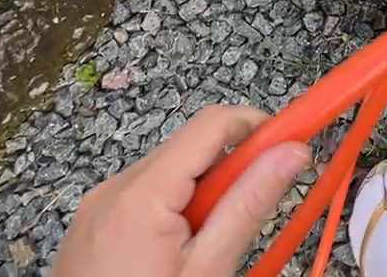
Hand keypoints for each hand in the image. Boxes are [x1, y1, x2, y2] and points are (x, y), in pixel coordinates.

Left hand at [53, 105, 310, 276]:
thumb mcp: (206, 271)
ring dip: (205, 191)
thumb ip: (250, 204)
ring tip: (211, 244)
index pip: (213, 123)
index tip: (291, 147)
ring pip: (172, 171)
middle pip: (192, 147)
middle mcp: (114, 187)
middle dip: (232, 167)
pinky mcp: (90, 227)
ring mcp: (97, 207)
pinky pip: (146, 194)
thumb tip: (296, 150)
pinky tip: (179, 252)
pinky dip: (175, 207)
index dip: (258, 125)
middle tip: (255, 209)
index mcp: (141, 192)